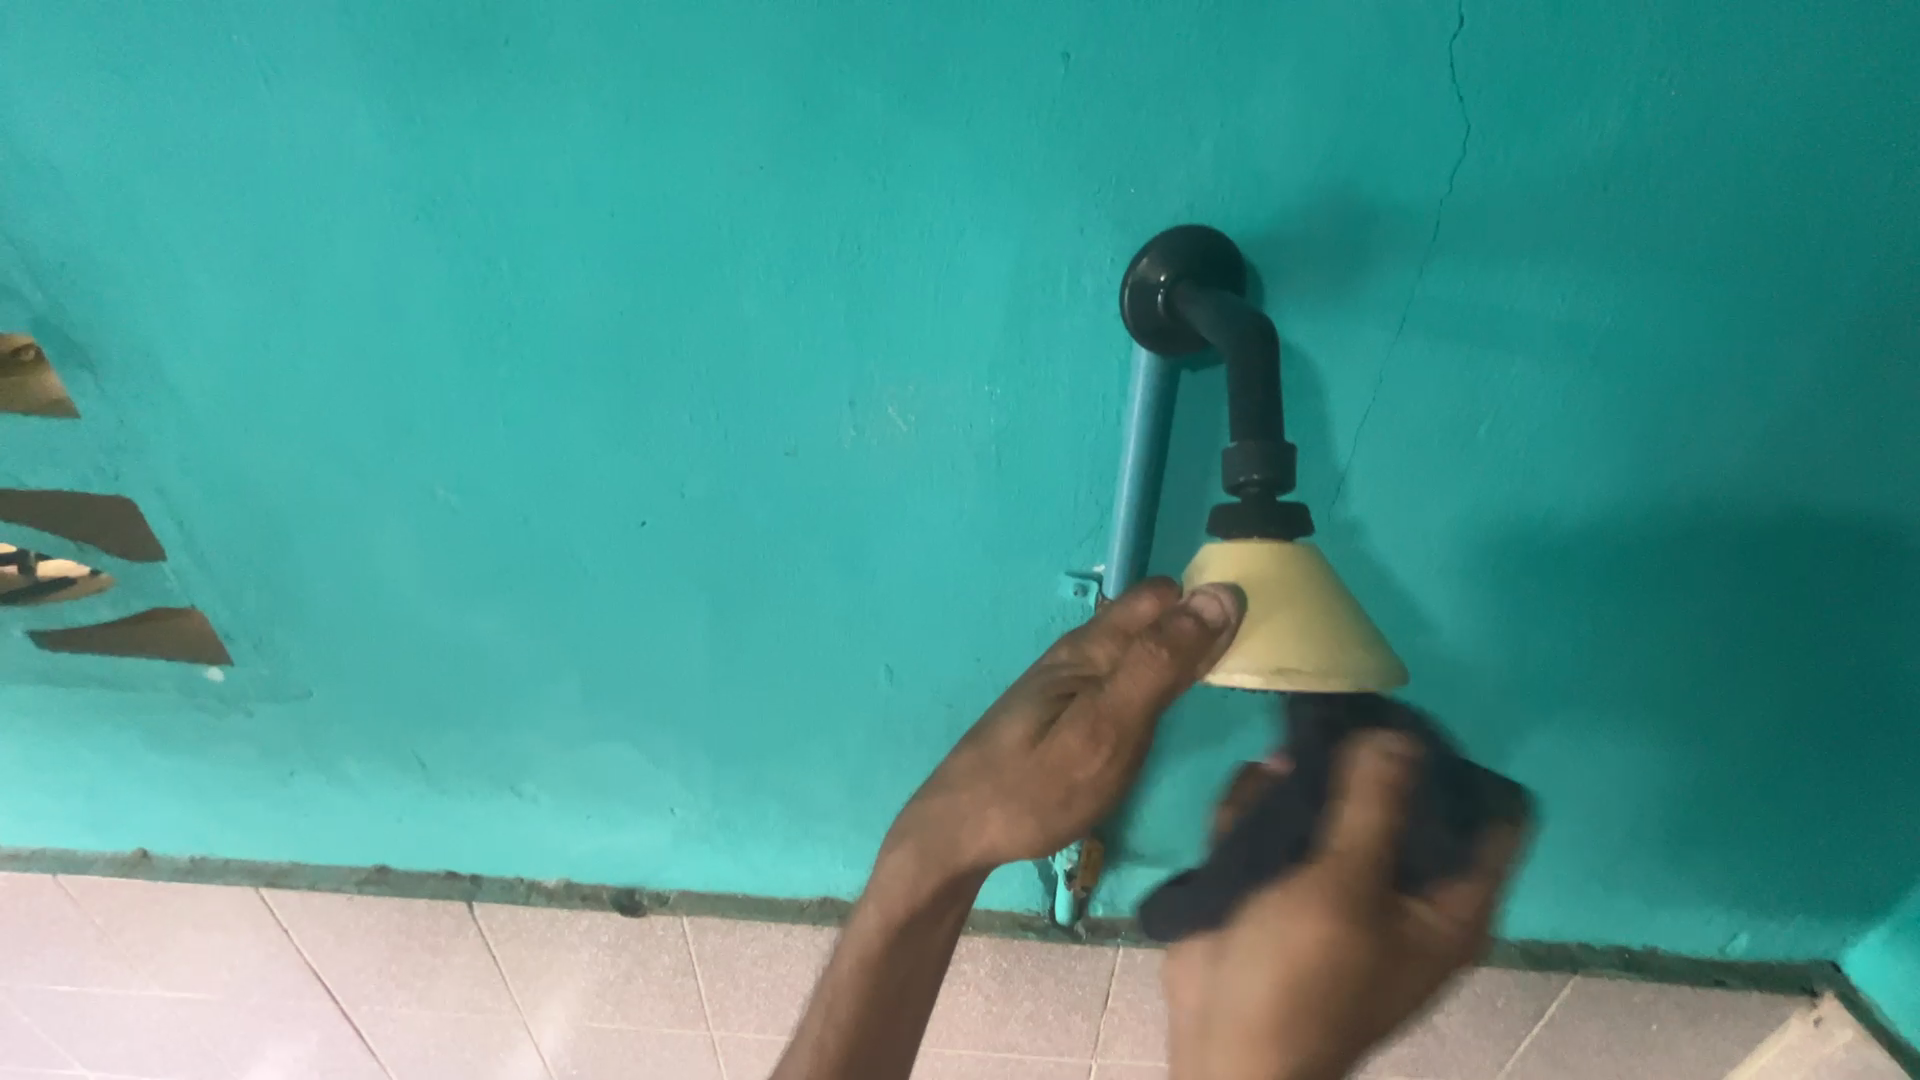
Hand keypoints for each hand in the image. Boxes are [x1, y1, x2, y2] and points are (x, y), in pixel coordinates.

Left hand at [884, 578, 1244, 880]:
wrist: (958, 831)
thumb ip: (1160, 665)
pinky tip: (1169, 706)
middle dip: (1202, 625)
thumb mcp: (1106, 729)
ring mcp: (1070, 680)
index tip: (1262, 633)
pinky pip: (1123, 675)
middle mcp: (1081, 651)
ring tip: (1228, 681)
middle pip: (1153, 616)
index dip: (1210, 603)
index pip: (1165, 595)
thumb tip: (1218, 595)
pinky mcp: (1065, 709)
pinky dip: (1156, 679)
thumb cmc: (1034, 788)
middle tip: (1254, 664)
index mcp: (1093, 646)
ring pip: (1139, 645)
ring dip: (1181, 653)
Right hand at [1163, 732, 1528, 1079]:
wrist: (1224, 1040)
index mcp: (1444, 902)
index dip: (1453, 765)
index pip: (1489, 817)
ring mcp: (1333, 883)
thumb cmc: (1302, 974)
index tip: (1397, 724)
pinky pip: (1279, 827)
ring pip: (1331, 805)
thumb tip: (1399, 732)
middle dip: (1358, 760)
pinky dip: (1259, 810)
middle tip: (1322, 723)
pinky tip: (1237, 804)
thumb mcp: (1344, 886)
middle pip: (1398, 800)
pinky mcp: (1279, 882)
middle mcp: (1398, 887)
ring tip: (1271, 771)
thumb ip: (1373, 805)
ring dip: (1298, 783)